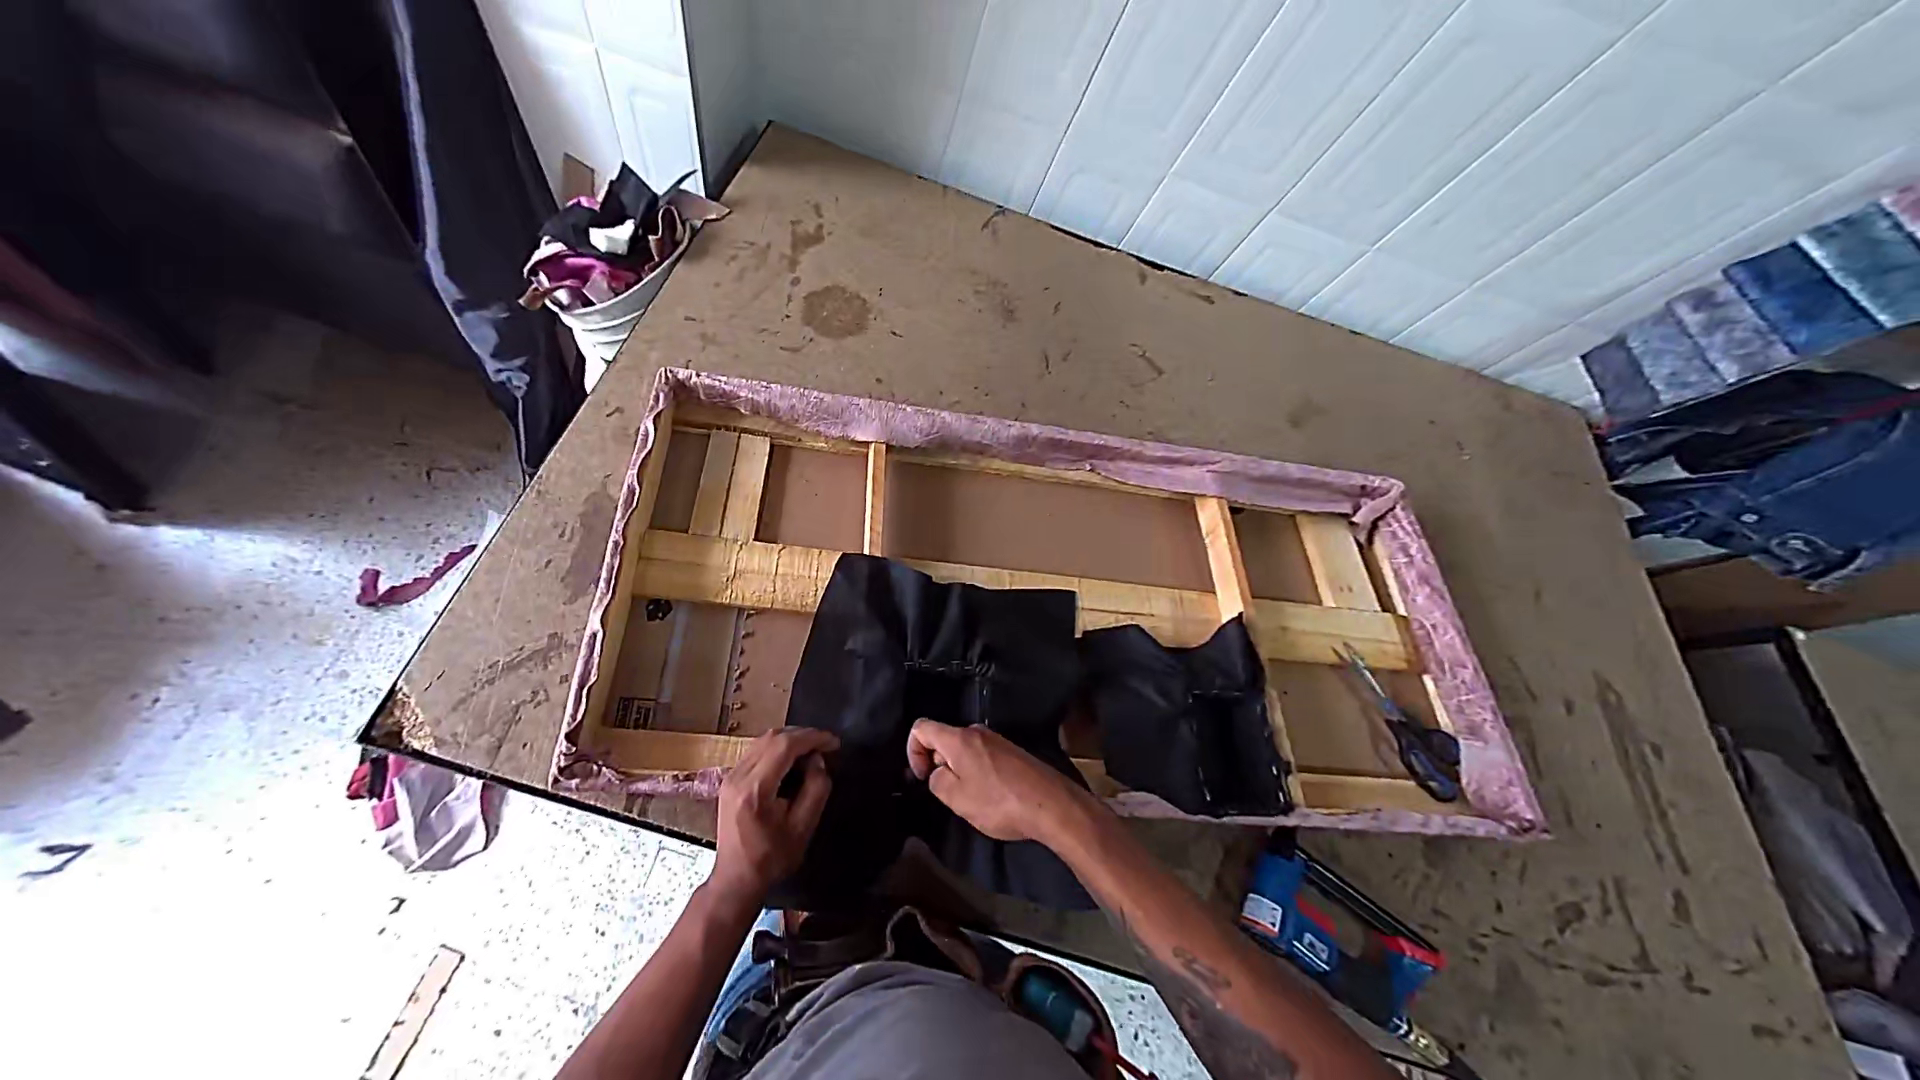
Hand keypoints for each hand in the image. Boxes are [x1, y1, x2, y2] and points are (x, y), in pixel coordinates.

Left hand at [711, 728, 837, 901]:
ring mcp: (730, 777)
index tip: (834, 743)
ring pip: (763, 740)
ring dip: (790, 739)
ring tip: (813, 750)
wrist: (736, 879)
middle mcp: (737, 777)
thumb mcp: (804, 826)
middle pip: (772, 737)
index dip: (812, 737)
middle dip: (803, 735)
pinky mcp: (730, 780)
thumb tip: (817, 760)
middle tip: (826, 745)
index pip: (784, 746)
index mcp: (754, 790)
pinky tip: (793, 759)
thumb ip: (816, 788)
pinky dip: (778, 748)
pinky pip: (756, 751)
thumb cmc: (772, 858)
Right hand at [906, 720, 1093, 844]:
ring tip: (972, 799)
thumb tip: (939, 772)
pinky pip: (983, 756)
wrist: (1051, 804)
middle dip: (938, 763)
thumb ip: (937, 781)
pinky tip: (991, 796)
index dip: (912, 751)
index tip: (922, 777)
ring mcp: (998, 740)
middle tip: (948, 793)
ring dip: (959, 770)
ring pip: (964, 749)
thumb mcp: (956, 798)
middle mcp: (978, 732)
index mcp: (959, 738)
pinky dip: (977, 772)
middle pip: (944, 738)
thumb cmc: (999, 802)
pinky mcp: (1013, 752)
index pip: (921, 727)